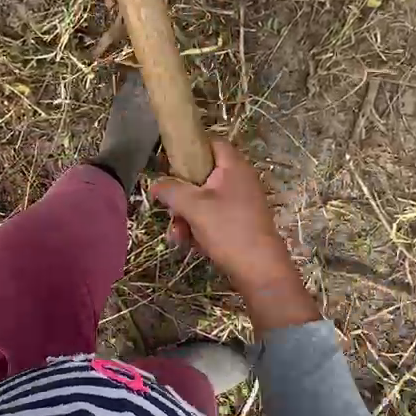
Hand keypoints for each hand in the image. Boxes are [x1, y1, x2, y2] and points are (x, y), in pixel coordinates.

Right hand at [150, 140, 319, 332]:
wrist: (260, 271)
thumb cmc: (229, 229)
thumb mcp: (194, 207)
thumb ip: (171, 190)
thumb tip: (155, 184)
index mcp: (233, 167)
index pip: (210, 143)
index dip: (189, 148)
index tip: (169, 162)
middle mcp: (239, 180)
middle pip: (202, 175)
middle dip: (181, 193)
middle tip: (170, 206)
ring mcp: (240, 203)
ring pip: (203, 200)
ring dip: (185, 215)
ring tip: (177, 234)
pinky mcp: (239, 223)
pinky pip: (212, 217)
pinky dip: (198, 227)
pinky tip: (187, 243)